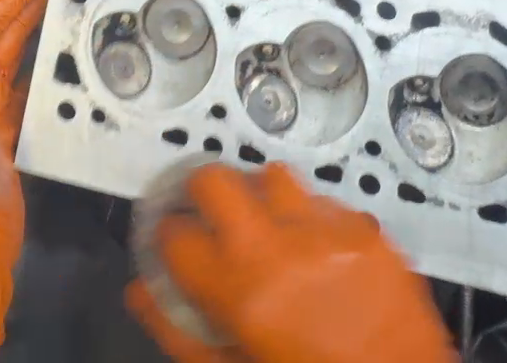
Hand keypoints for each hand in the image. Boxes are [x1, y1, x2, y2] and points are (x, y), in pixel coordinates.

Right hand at [127, 164, 454, 362]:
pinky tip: (314, 245)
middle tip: (205, 211)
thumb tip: (140, 290)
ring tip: (265, 222)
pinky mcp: (366, 232)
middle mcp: (278, 249)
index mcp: (240, 292)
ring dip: (259, 195)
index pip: (174, 234)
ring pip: (272, 175)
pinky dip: (310, 215)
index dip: (166, 234)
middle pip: (215, 180)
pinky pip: (323, 200)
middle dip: (200, 190)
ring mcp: (326, 234)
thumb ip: (178, 331)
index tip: (173, 239)